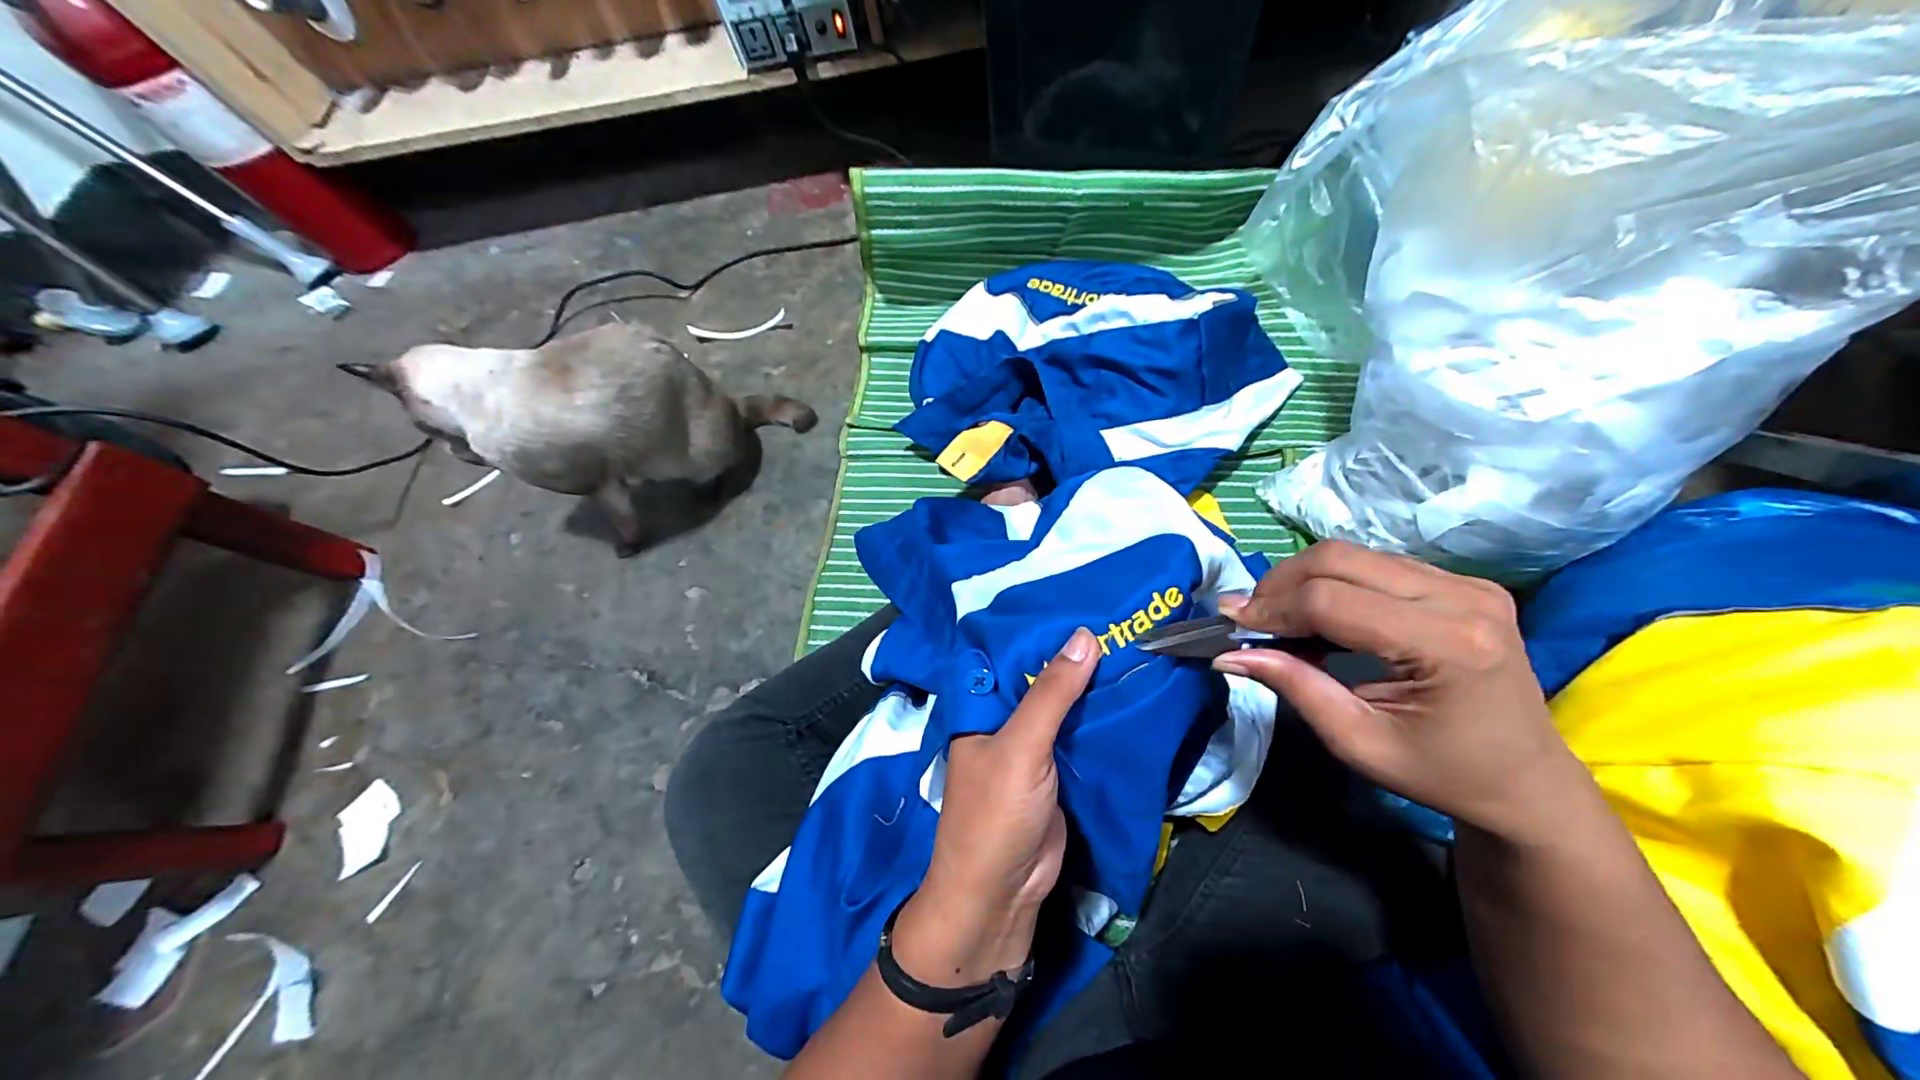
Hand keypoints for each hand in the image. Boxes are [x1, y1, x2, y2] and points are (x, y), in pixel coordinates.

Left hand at [890, 627, 1097, 985]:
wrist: (1004, 892)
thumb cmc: (996, 814)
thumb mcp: (1021, 748)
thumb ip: (1052, 695)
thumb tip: (1084, 635)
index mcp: (982, 709)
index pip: (1011, 656)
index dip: (1041, 628)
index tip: (1080, 594)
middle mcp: (1005, 721)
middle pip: (1042, 679)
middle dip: (1074, 653)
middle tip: (1119, 613)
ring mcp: (1034, 747)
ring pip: (1065, 706)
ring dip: (1092, 683)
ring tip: (1132, 638)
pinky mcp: (1060, 771)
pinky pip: (1080, 735)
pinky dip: (1101, 716)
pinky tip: (1131, 689)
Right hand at [1213, 541, 1583, 842]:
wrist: (1527, 781)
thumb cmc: (1444, 774)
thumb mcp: (1359, 742)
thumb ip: (1295, 687)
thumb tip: (1228, 654)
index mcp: (1448, 644)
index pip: (1332, 600)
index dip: (1272, 608)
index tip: (1232, 626)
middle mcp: (1464, 598)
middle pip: (1340, 559)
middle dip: (1281, 584)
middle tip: (1250, 619)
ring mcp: (1469, 584)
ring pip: (1355, 554)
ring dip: (1303, 579)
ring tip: (1278, 617)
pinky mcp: (1465, 583)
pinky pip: (1377, 563)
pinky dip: (1334, 581)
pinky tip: (1319, 612)